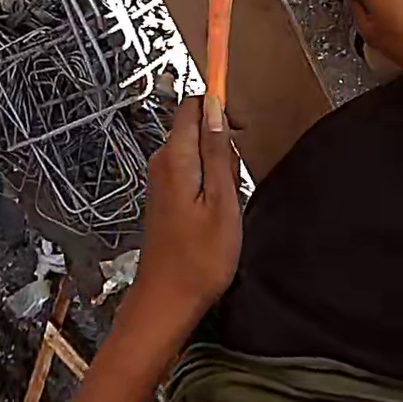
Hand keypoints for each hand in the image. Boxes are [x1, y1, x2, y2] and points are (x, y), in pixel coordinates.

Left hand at [134, 97, 242, 324]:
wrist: (168, 298)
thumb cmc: (200, 257)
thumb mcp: (222, 201)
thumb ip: (217, 151)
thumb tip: (215, 107)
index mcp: (175, 157)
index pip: (192, 106)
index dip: (218, 103)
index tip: (242, 121)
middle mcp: (162, 160)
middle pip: (195, 126)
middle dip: (221, 140)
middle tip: (235, 178)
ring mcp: (160, 176)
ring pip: (195, 149)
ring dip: (217, 164)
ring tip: (226, 200)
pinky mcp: (164, 192)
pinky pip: (190, 168)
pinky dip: (208, 179)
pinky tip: (215, 209)